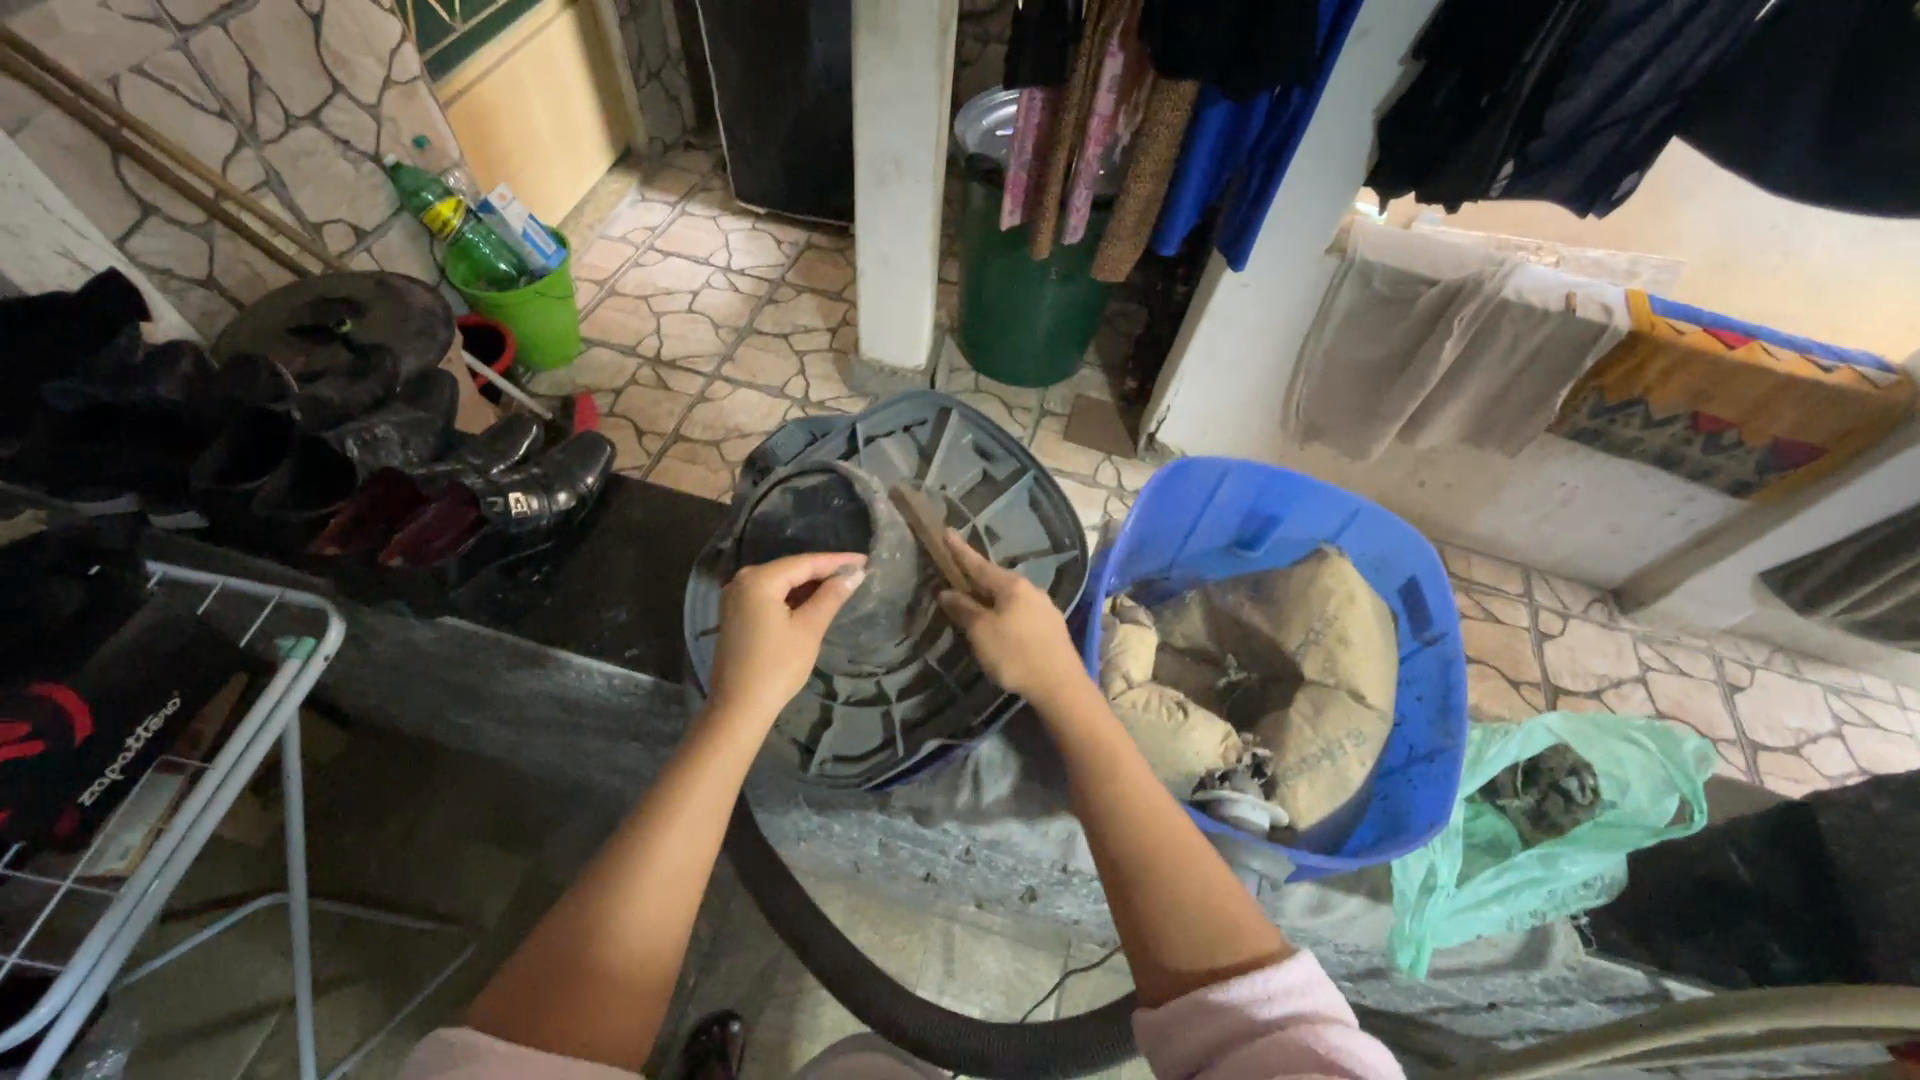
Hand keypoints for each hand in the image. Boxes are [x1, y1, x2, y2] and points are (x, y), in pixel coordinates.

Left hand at [709, 552, 866, 725]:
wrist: (740, 706)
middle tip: (855, 572)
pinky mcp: (736, 614)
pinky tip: (813, 601)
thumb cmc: (777, 666)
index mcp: (758, 580)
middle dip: (823, 571)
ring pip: (780, 583)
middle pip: (790, 570)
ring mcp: (735, 598)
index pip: (804, 563)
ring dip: (808, 585)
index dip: (836, 561)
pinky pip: (769, 596)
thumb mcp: (809, 628)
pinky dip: (792, 597)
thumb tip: (854, 574)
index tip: (864, 560)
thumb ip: (831, 596)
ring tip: (841, 584)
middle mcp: (741, 581)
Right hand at [936, 530, 1086, 705]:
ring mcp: (1045, 608)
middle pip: (996, 580)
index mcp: (1012, 586)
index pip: (979, 564)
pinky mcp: (1052, 627)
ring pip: (1010, 597)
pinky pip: (1021, 612)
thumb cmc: (1015, 654)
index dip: (960, 551)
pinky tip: (1001, 624)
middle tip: (957, 575)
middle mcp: (1031, 590)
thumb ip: (964, 609)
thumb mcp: (981, 632)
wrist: (1060, 686)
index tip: (947, 533)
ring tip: (976, 603)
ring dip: (991, 598)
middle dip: (976, 578)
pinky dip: (1005, 613)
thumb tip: (946, 592)